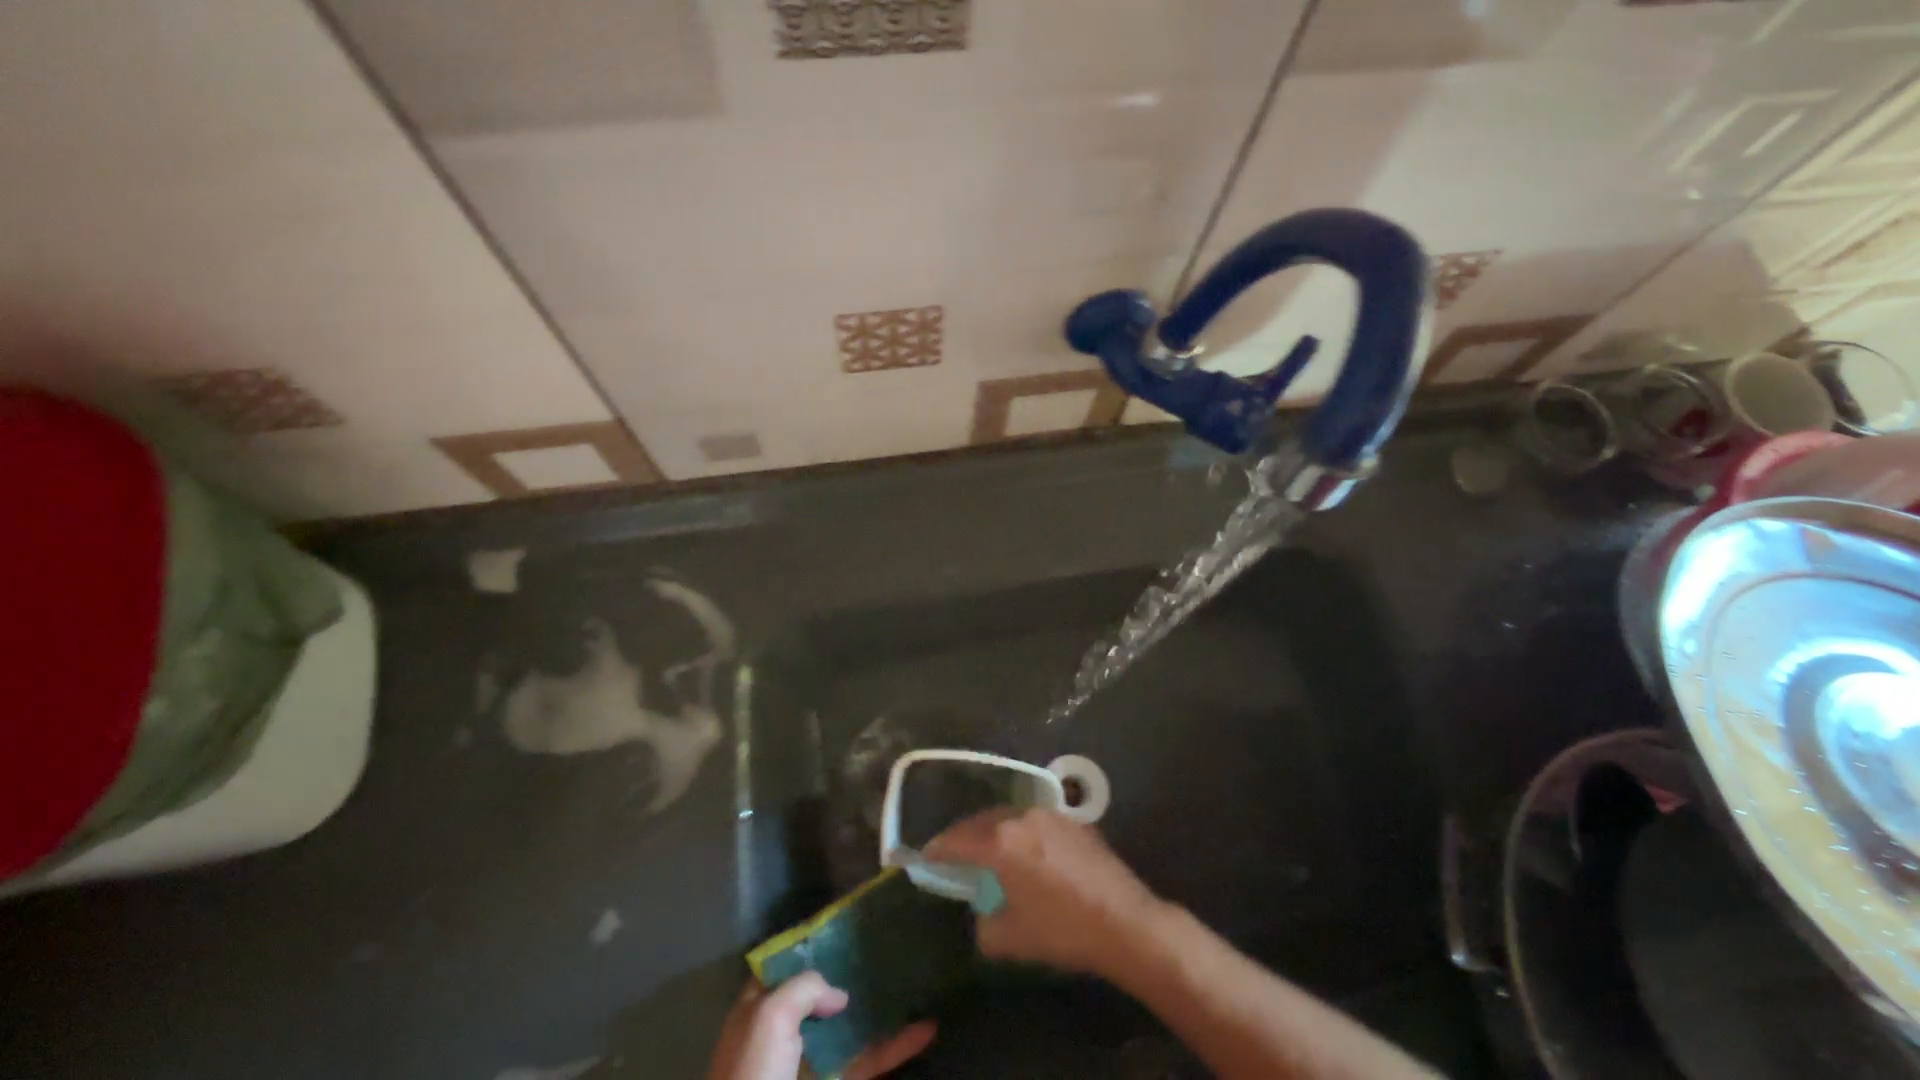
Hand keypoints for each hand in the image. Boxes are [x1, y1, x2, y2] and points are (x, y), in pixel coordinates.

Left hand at [707, 972, 934, 1079]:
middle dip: (848, 978)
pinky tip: (925, 1030)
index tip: (843, 931)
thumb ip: (804, 988)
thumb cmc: (755, 1072)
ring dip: (880, 1013)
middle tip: (884, 952)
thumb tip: (839, 996)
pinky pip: (870, 1062)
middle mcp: (785, 1032)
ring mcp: (813, 1063)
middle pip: (820, 997)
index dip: (808, 950)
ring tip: (914, 986)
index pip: (783, 970)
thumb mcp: (770, 1015)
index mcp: (758, 1010)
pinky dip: (897, 1048)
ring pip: (850, 1030)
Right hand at [925, 809, 1165, 979]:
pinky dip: (1023, 833)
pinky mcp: (1077, 823)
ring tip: (988, 850)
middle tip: (952, 853)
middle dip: (964, 836)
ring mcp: (1053, 816)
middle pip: (982, 821)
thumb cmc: (1062, 930)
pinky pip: (1037, 823)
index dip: (937, 850)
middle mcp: (1023, 818)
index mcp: (1000, 842)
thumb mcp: (1010, 939)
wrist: (1126, 923)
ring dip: (994, 831)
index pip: (956, 840)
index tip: (925, 858)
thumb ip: (984, 925)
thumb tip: (983, 914)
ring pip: (1011, 817)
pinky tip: (1027, 852)